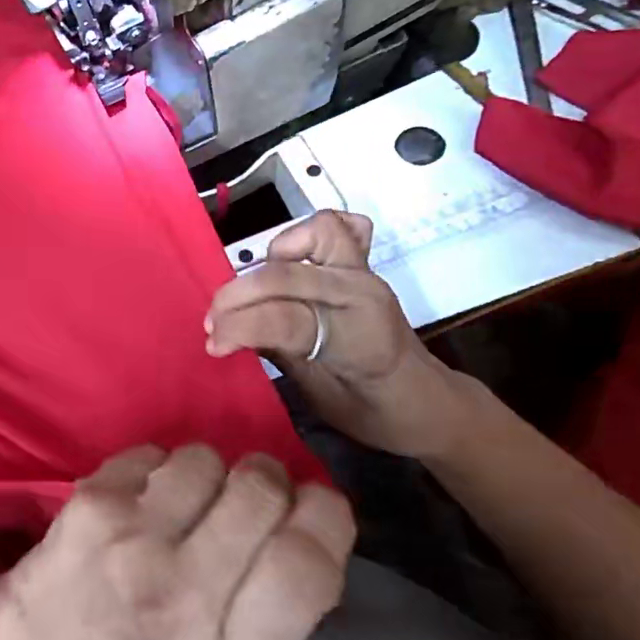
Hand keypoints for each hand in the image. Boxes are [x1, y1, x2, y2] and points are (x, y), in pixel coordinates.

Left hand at [0, 445, 355, 639]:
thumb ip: (279, 604)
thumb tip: (318, 510)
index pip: (306, 567)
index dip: (324, 517)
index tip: (314, 501)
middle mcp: (180, 604)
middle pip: (261, 492)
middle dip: (266, 478)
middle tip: (248, 492)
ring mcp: (131, 545)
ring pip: (207, 457)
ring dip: (207, 470)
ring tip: (185, 503)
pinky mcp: (94, 502)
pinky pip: (156, 450)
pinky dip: (158, 467)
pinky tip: (141, 501)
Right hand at [203, 210, 493, 460]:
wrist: (427, 403)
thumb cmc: (373, 412)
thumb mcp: (318, 396)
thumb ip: (278, 353)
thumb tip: (229, 331)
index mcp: (359, 339)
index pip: (282, 320)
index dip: (237, 329)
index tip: (212, 345)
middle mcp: (363, 294)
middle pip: (284, 276)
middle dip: (238, 296)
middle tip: (214, 323)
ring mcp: (365, 273)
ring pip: (316, 232)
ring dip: (273, 258)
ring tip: (254, 291)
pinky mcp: (363, 264)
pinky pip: (340, 227)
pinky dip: (309, 234)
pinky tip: (290, 258)